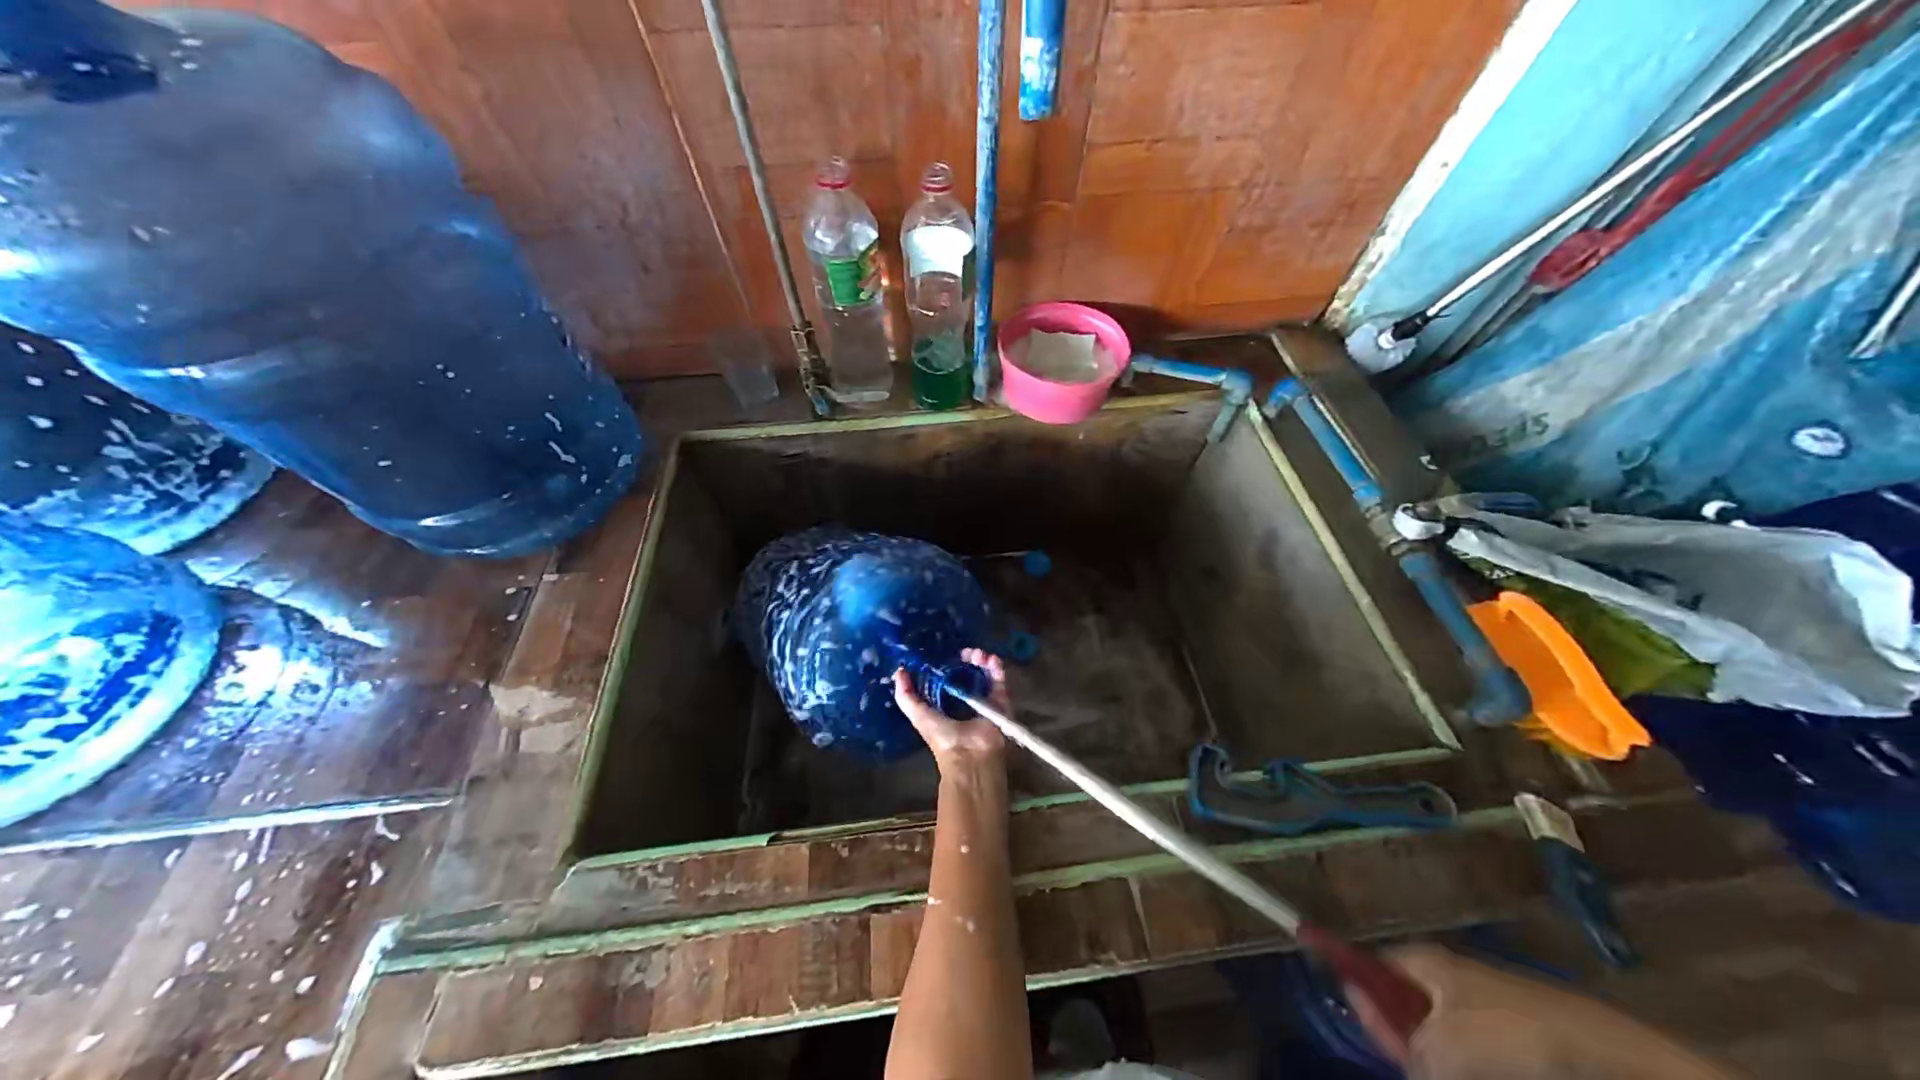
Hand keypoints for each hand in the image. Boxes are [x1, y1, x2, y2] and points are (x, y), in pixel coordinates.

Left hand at [893, 648, 1007, 772]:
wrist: (970, 756)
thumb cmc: (942, 737)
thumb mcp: (918, 715)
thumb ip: (906, 695)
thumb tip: (899, 671)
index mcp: (945, 702)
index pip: (946, 676)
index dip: (945, 663)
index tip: (944, 651)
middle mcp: (965, 699)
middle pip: (967, 671)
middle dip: (966, 659)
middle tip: (964, 653)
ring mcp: (984, 699)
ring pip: (984, 672)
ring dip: (981, 659)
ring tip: (977, 655)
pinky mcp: (1000, 701)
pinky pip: (999, 679)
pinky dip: (996, 667)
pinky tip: (991, 659)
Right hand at [1348, 945, 1741, 1079]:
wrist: (1613, 1060)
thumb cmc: (1512, 1037)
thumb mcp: (1442, 1050)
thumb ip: (1406, 1054)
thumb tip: (1412, 1065)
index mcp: (1425, 961)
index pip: (1372, 967)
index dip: (1359, 992)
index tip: (1353, 1015)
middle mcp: (1451, 976)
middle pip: (1406, 1005)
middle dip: (1402, 1038)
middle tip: (1411, 1063)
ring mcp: (1488, 1005)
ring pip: (1442, 1037)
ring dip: (1438, 1062)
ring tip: (1450, 1073)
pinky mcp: (1520, 1037)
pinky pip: (1477, 1054)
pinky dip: (1468, 1069)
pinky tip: (1479, 1073)